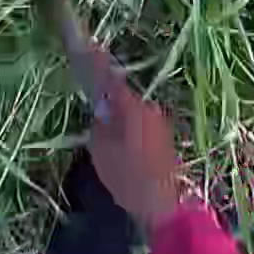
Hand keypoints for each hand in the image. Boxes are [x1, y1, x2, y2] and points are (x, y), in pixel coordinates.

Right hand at [85, 50, 182, 232]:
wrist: (165, 209)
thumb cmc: (130, 180)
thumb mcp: (102, 153)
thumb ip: (99, 126)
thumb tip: (101, 111)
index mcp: (132, 107)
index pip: (110, 78)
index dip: (97, 62)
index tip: (88, 45)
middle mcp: (148, 108)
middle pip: (122, 94)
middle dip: (107, 95)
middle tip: (91, 102)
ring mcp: (158, 122)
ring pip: (132, 110)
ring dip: (119, 114)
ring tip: (105, 131)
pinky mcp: (163, 137)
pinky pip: (140, 122)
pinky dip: (128, 125)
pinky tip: (121, 143)